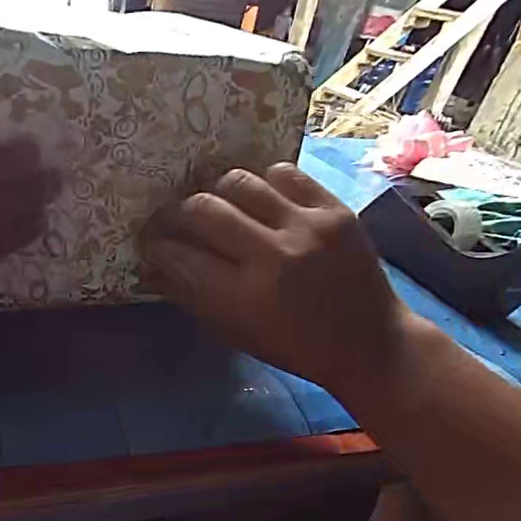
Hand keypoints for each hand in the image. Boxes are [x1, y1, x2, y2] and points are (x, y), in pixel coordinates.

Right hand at [138, 163, 412, 390]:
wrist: (371, 343)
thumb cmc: (293, 347)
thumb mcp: (234, 331)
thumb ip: (189, 294)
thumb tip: (150, 266)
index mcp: (245, 296)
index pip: (179, 253)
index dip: (154, 244)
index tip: (150, 243)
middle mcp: (274, 255)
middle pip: (201, 209)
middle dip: (173, 213)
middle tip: (170, 222)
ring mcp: (308, 226)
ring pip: (238, 181)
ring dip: (213, 192)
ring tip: (212, 205)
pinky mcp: (335, 208)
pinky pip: (282, 173)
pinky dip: (259, 183)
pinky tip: (256, 200)